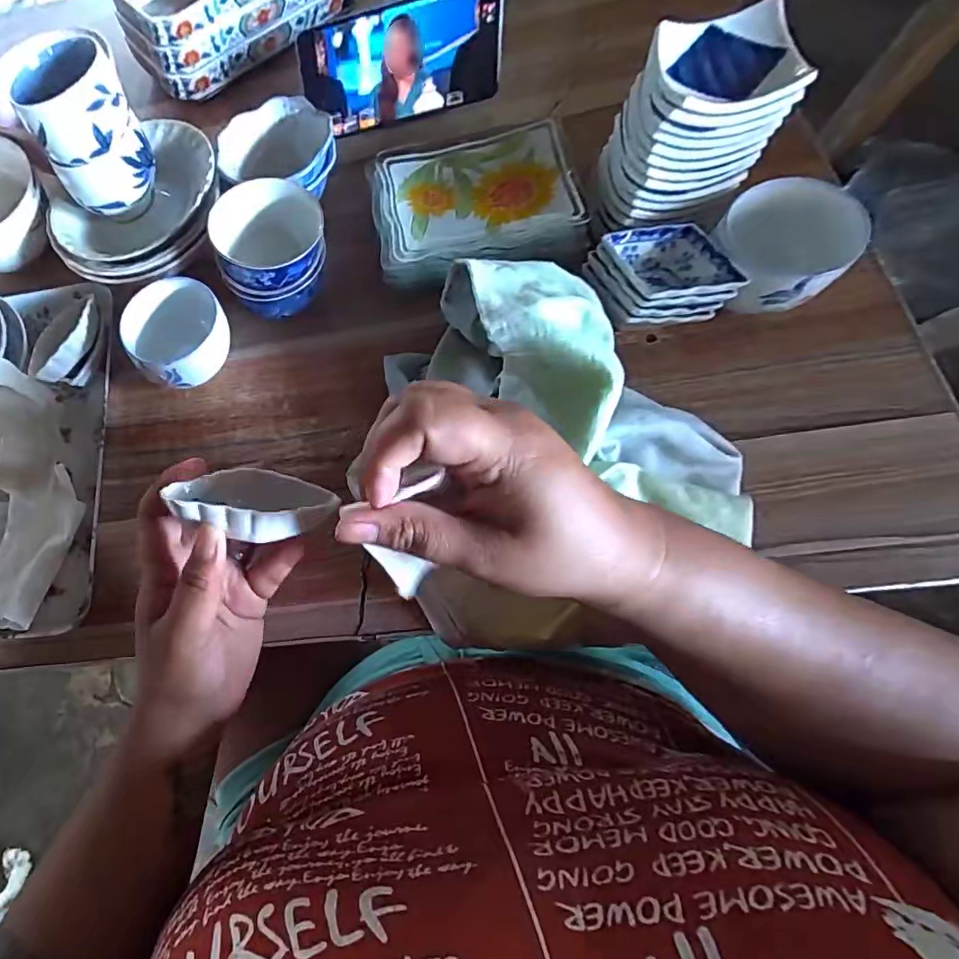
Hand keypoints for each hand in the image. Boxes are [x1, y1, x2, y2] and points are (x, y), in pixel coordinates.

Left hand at [133, 459, 306, 753]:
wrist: (195, 721)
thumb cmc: (174, 678)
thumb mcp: (183, 631)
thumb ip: (198, 583)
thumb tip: (213, 528)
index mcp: (165, 570)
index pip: (160, 515)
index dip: (173, 486)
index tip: (201, 467)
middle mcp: (194, 567)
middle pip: (210, 519)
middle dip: (230, 497)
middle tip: (263, 481)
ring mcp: (223, 583)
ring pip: (244, 540)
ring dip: (264, 521)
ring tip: (293, 501)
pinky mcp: (249, 600)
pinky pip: (268, 569)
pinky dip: (284, 554)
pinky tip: (305, 540)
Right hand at [335, 382, 662, 606]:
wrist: (615, 548)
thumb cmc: (558, 557)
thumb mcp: (483, 556)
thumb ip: (414, 535)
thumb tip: (342, 526)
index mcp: (504, 443)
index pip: (425, 417)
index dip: (385, 456)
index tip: (376, 504)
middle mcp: (496, 415)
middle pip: (415, 400)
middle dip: (380, 448)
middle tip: (377, 500)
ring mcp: (493, 416)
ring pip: (418, 403)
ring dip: (390, 444)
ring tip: (390, 493)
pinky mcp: (488, 428)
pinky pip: (432, 419)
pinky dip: (406, 447)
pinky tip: (412, 484)